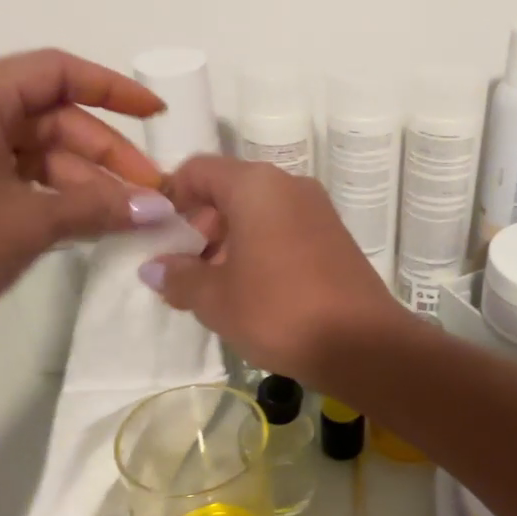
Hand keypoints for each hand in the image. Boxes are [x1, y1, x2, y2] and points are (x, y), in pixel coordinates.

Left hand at [0, 49, 171, 349]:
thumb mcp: (25, 224)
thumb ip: (96, 208)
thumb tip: (158, 208)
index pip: (57, 73)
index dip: (113, 89)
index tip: (157, 116)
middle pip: (51, 116)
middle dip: (105, 152)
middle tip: (151, 193)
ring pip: (36, 152)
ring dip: (84, 181)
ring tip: (127, 217)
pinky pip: (15, 177)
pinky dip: (53, 197)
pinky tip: (86, 225)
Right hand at [142, 155, 408, 383]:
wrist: (362, 344)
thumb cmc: (278, 311)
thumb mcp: (216, 299)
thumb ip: (179, 277)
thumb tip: (154, 268)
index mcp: (256, 185)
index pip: (199, 171)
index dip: (172, 199)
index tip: (159, 238)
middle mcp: (289, 186)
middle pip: (230, 191)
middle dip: (201, 227)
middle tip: (185, 272)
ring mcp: (318, 211)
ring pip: (259, 214)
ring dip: (230, 243)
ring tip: (215, 290)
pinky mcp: (335, 238)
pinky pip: (284, 231)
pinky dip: (261, 251)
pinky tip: (252, 293)